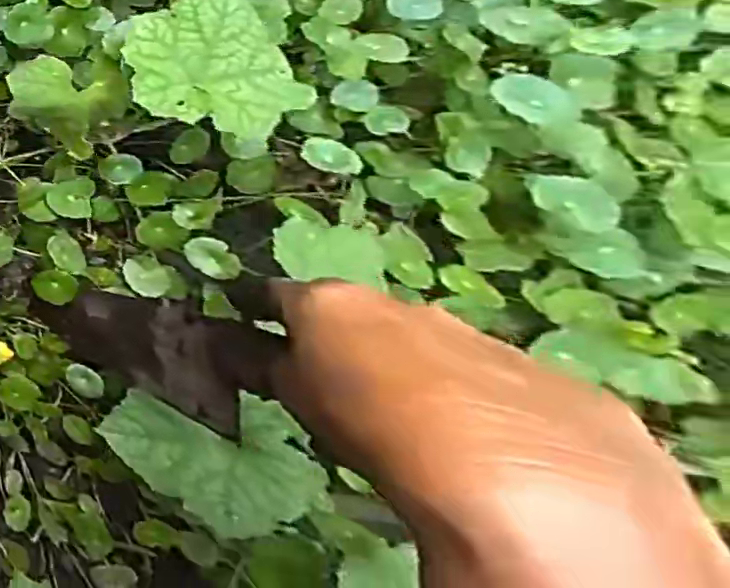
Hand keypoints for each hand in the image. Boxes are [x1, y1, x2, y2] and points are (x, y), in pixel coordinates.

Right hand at [270, 280, 729, 586]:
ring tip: (423, 422)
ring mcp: (482, 338)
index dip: (258, 310)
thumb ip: (265, 364)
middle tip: (343, 384)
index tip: (247, 325)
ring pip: (434, 345)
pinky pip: (505, 383)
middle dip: (349, 340)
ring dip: (419, 369)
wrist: (532, 491)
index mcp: (332, 301)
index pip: (275, 292)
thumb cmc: (377, 431)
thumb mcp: (299, 400)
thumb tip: (227, 345)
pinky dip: (489, 404)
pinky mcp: (557, 380)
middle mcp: (401, 304)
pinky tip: (497, 449)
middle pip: (360, 316)